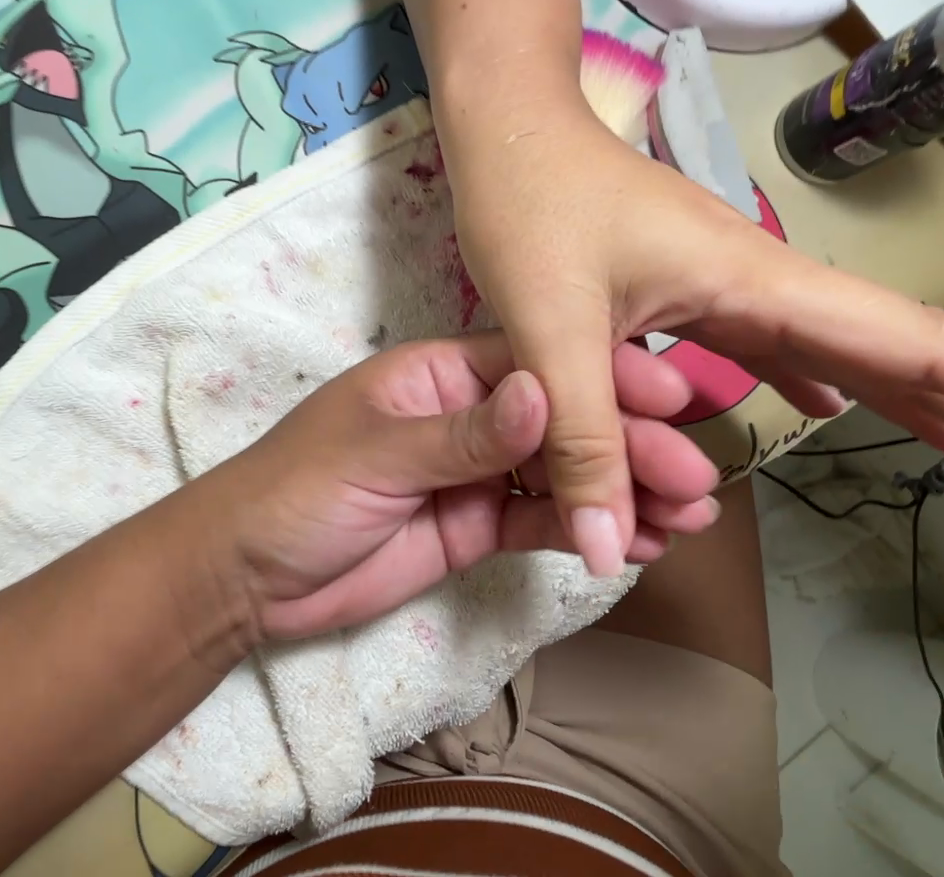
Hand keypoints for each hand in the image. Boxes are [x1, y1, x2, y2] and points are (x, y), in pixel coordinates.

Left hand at [202, 332, 721, 640]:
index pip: (536, 366)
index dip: (603, 383)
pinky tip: (636, 543)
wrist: (248, 577)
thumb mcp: (379, 454)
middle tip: (695, 481)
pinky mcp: (472, 526)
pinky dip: (585, 529)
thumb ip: (466, 435)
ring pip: (560, 476)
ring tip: (686, 518)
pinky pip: (538, 522)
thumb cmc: (298, 491)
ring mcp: (472, 473)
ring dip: (621, 494)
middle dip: (627, 449)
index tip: (673, 403)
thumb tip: (549, 393)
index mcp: (438, 375)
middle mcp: (466, 416)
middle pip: (561, 424)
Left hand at [440, 95, 943, 576]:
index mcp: (758, 283)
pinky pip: (778, 349)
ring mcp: (731, 288)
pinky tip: (832, 410)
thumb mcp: (548, 329)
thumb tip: (609, 553)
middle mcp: (763, 284)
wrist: (506, 129)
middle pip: (913, 354)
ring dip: (931, 402)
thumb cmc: (527, 204)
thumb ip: (581, 439)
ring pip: (851, 355)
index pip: (925, 345)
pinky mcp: (692, 294)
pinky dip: (822, 384)